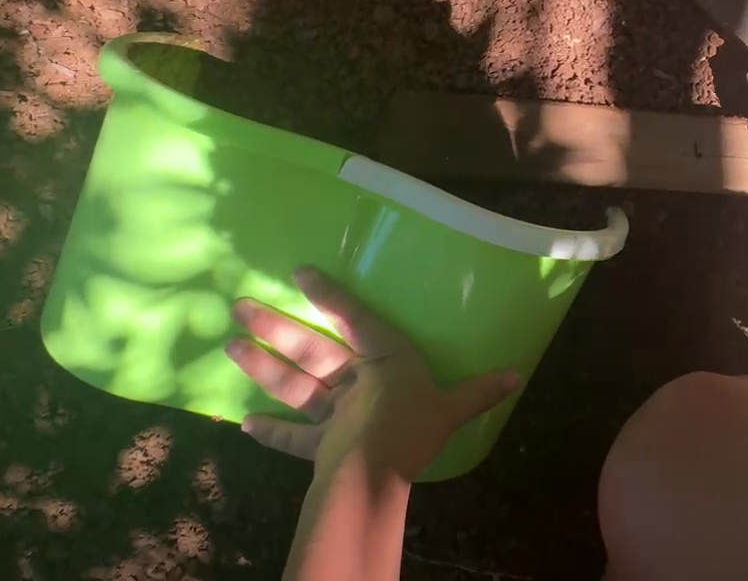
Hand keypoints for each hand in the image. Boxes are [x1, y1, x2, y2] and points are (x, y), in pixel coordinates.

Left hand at [226, 266, 518, 485]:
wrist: (376, 477)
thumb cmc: (413, 429)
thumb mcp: (452, 408)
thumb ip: (479, 391)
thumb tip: (518, 375)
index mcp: (386, 359)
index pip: (355, 318)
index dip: (328, 294)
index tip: (299, 271)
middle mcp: (353, 379)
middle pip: (311, 348)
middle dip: (274, 326)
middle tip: (238, 306)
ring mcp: (331, 413)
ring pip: (293, 384)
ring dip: (263, 365)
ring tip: (230, 346)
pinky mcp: (318, 446)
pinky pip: (291, 437)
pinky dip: (269, 432)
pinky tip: (242, 422)